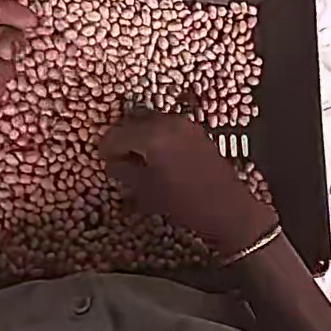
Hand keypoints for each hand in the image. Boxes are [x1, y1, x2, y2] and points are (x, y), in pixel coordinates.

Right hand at [98, 112, 276, 254]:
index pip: (117, 134)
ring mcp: (186, 125)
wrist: (228, 209)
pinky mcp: (197, 132)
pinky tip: (156, 158)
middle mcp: (169, 122)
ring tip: (135, 159)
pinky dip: (156, 137)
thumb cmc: (185, 203)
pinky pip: (168, 127)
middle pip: (133, 121)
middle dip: (122, 137)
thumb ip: (125, 171)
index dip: (106, 148)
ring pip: (151, 121)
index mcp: (152, 135)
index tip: (102, 160)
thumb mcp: (147, 190)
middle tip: (116, 158)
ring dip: (139, 135)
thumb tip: (112, 162)